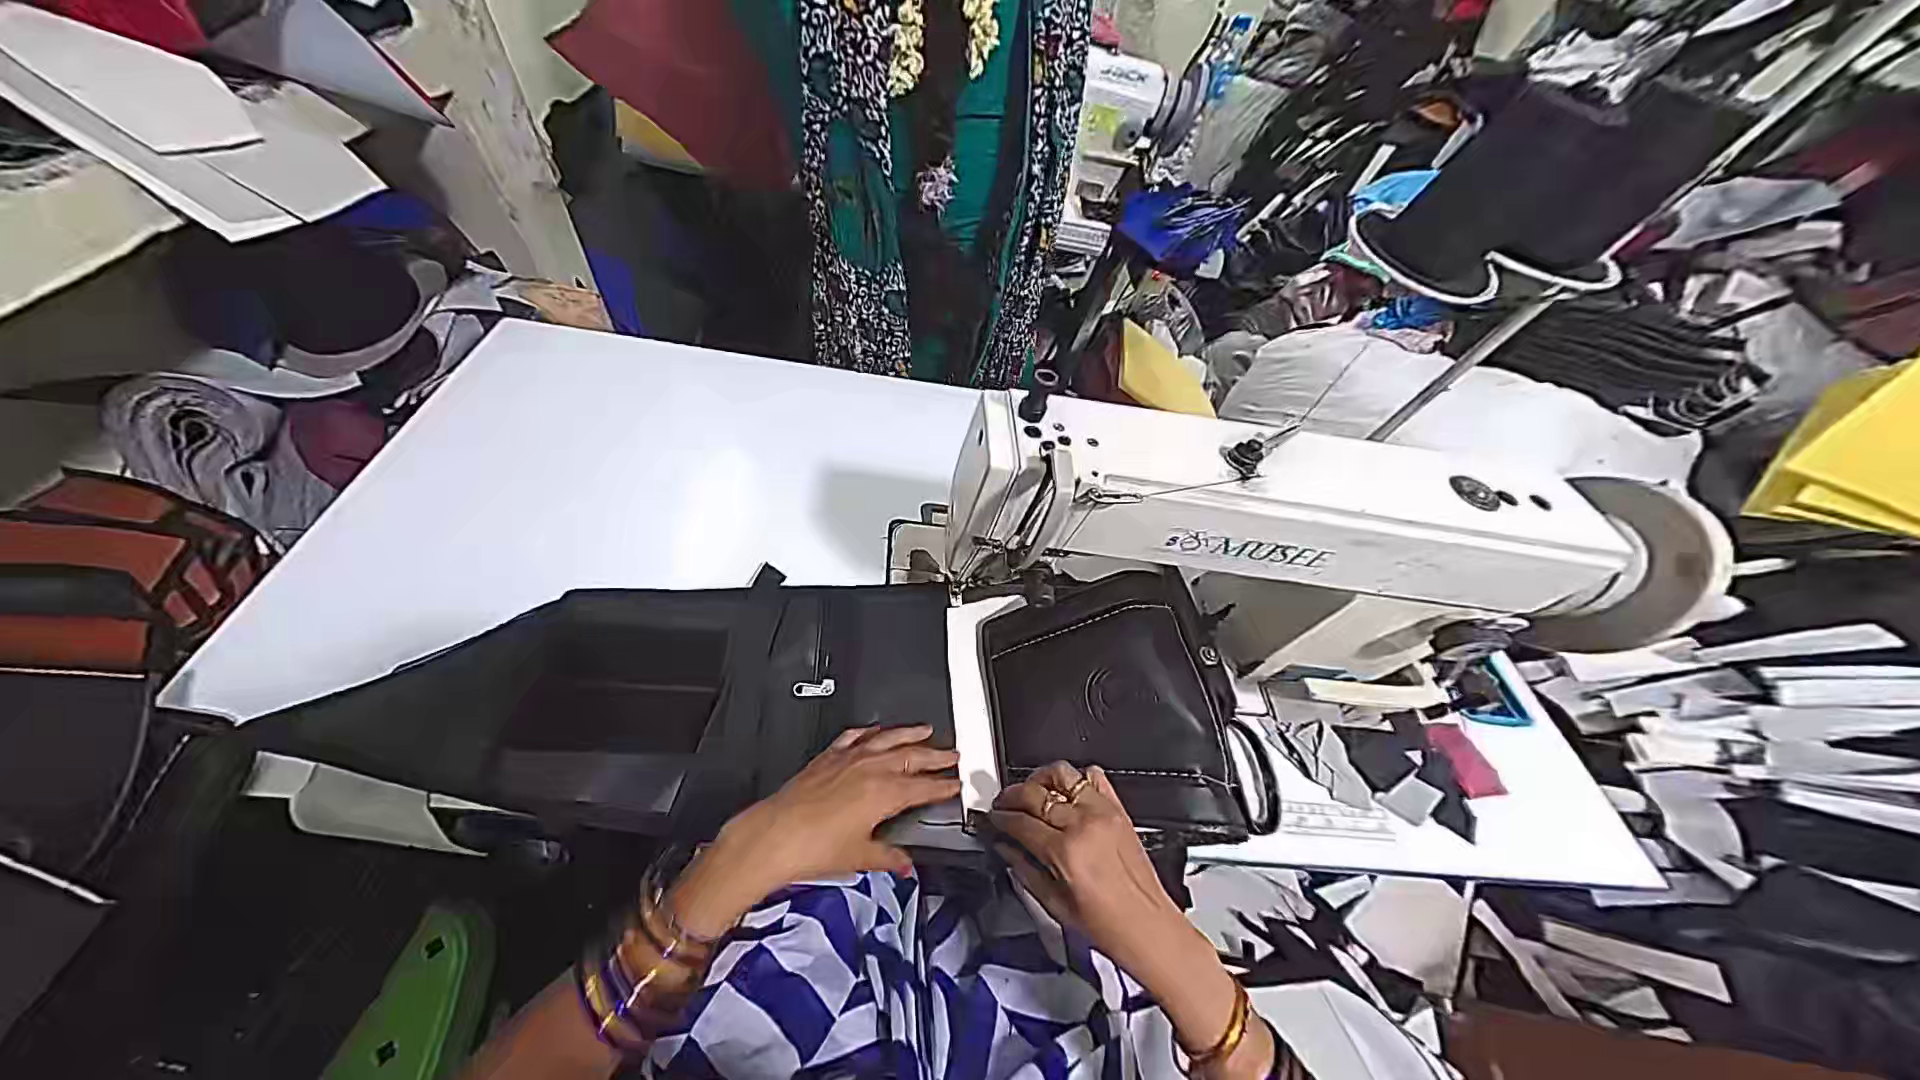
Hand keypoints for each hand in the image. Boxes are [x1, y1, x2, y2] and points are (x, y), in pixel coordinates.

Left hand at [668, 725, 959, 935]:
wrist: (773, 836)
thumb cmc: (813, 848)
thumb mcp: (859, 857)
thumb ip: (888, 857)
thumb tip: (903, 863)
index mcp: (884, 793)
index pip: (924, 786)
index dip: (943, 785)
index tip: (955, 783)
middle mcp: (870, 770)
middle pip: (913, 756)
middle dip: (936, 755)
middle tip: (952, 754)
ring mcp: (849, 759)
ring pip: (888, 739)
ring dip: (910, 733)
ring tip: (925, 729)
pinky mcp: (828, 757)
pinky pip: (855, 736)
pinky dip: (870, 731)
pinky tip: (875, 730)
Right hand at [989, 762, 1197, 979]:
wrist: (1149, 929)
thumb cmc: (1110, 926)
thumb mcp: (1054, 904)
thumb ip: (1024, 869)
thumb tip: (1006, 848)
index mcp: (1065, 851)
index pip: (1019, 821)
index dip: (1000, 819)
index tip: (994, 820)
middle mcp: (1084, 824)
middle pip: (1034, 793)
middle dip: (1011, 796)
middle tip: (1004, 805)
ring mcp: (1103, 812)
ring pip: (1061, 773)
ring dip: (1039, 778)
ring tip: (1031, 790)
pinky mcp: (1118, 810)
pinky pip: (1094, 777)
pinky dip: (1076, 778)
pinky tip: (1066, 790)